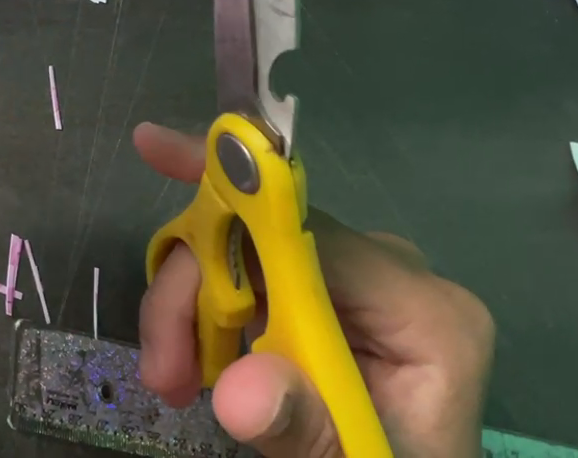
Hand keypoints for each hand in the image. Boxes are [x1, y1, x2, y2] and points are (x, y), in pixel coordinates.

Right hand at [132, 124, 493, 457]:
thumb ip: (307, 432)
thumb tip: (238, 391)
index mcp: (422, 311)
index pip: (305, 233)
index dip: (231, 202)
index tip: (155, 148)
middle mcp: (389, 272)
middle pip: (257, 237)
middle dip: (191, 288)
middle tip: (161, 368)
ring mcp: (351, 275)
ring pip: (237, 249)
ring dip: (186, 303)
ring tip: (170, 375)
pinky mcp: (319, 287)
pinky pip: (240, 266)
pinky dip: (198, 301)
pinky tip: (185, 348)